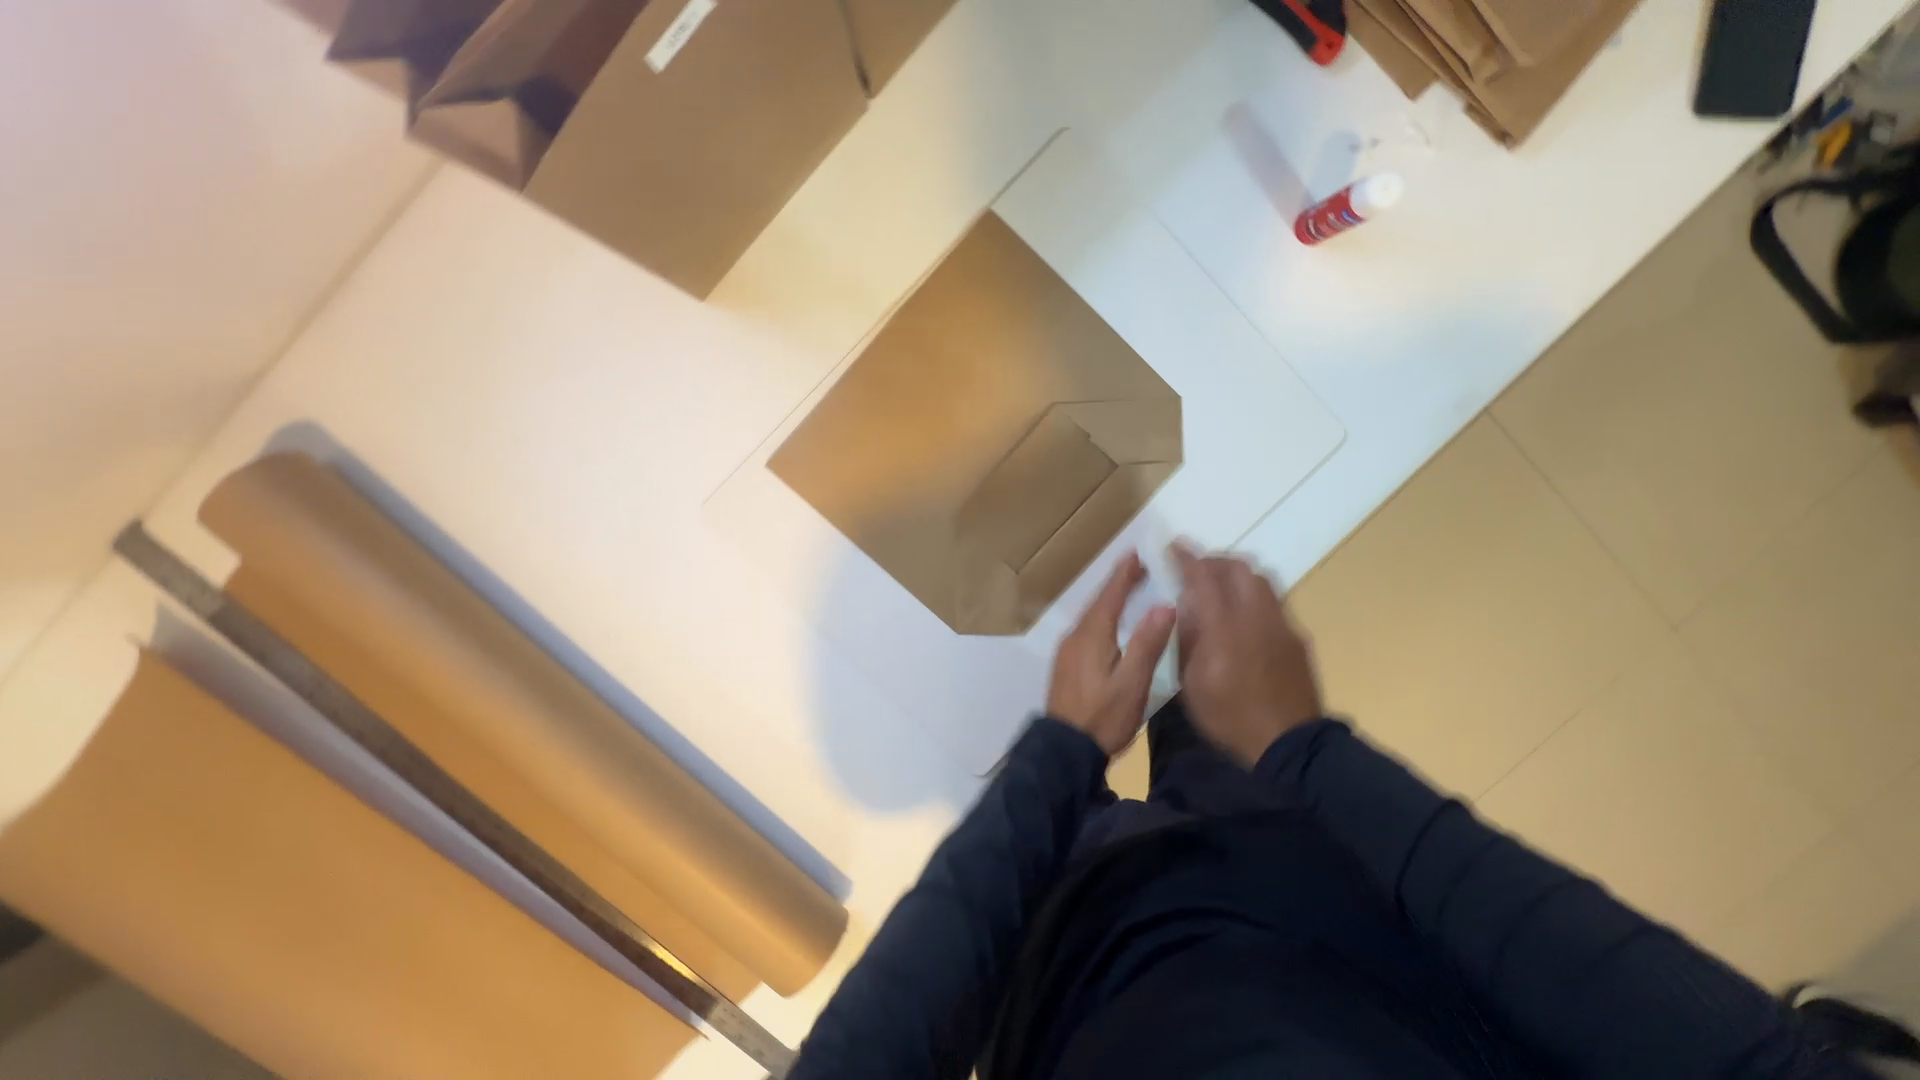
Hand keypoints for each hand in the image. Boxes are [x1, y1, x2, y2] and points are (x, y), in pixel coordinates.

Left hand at [1046, 552, 1176, 755]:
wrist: (1065, 750)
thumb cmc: (1103, 717)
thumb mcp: (1132, 682)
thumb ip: (1147, 643)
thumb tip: (1165, 606)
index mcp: (1091, 635)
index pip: (1110, 595)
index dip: (1124, 574)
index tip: (1135, 553)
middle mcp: (1075, 637)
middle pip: (1098, 603)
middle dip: (1118, 584)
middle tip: (1139, 568)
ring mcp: (1067, 652)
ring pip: (1091, 617)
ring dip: (1110, 601)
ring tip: (1129, 592)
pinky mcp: (1066, 667)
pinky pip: (1086, 630)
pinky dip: (1102, 618)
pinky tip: (1112, 626)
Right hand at [1170, 542, 1324, 766]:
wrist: (1289, 744)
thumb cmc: (1229, 717)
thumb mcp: (1192, 682)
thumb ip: (1188, 636)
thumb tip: (1186, 602)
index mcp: (1223, 627)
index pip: (1204, 577)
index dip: (1188, 557)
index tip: (1175, 546)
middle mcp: (1255, 616)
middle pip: (1238, 567)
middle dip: (1215, 560)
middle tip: (1197, 570)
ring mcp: (1281, 624)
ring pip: (1261, 580)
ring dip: (1237, 575)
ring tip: (1221, 589)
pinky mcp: (1297, 637)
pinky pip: (1274, 601)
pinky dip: (1253, 596)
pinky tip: (1243, 618)